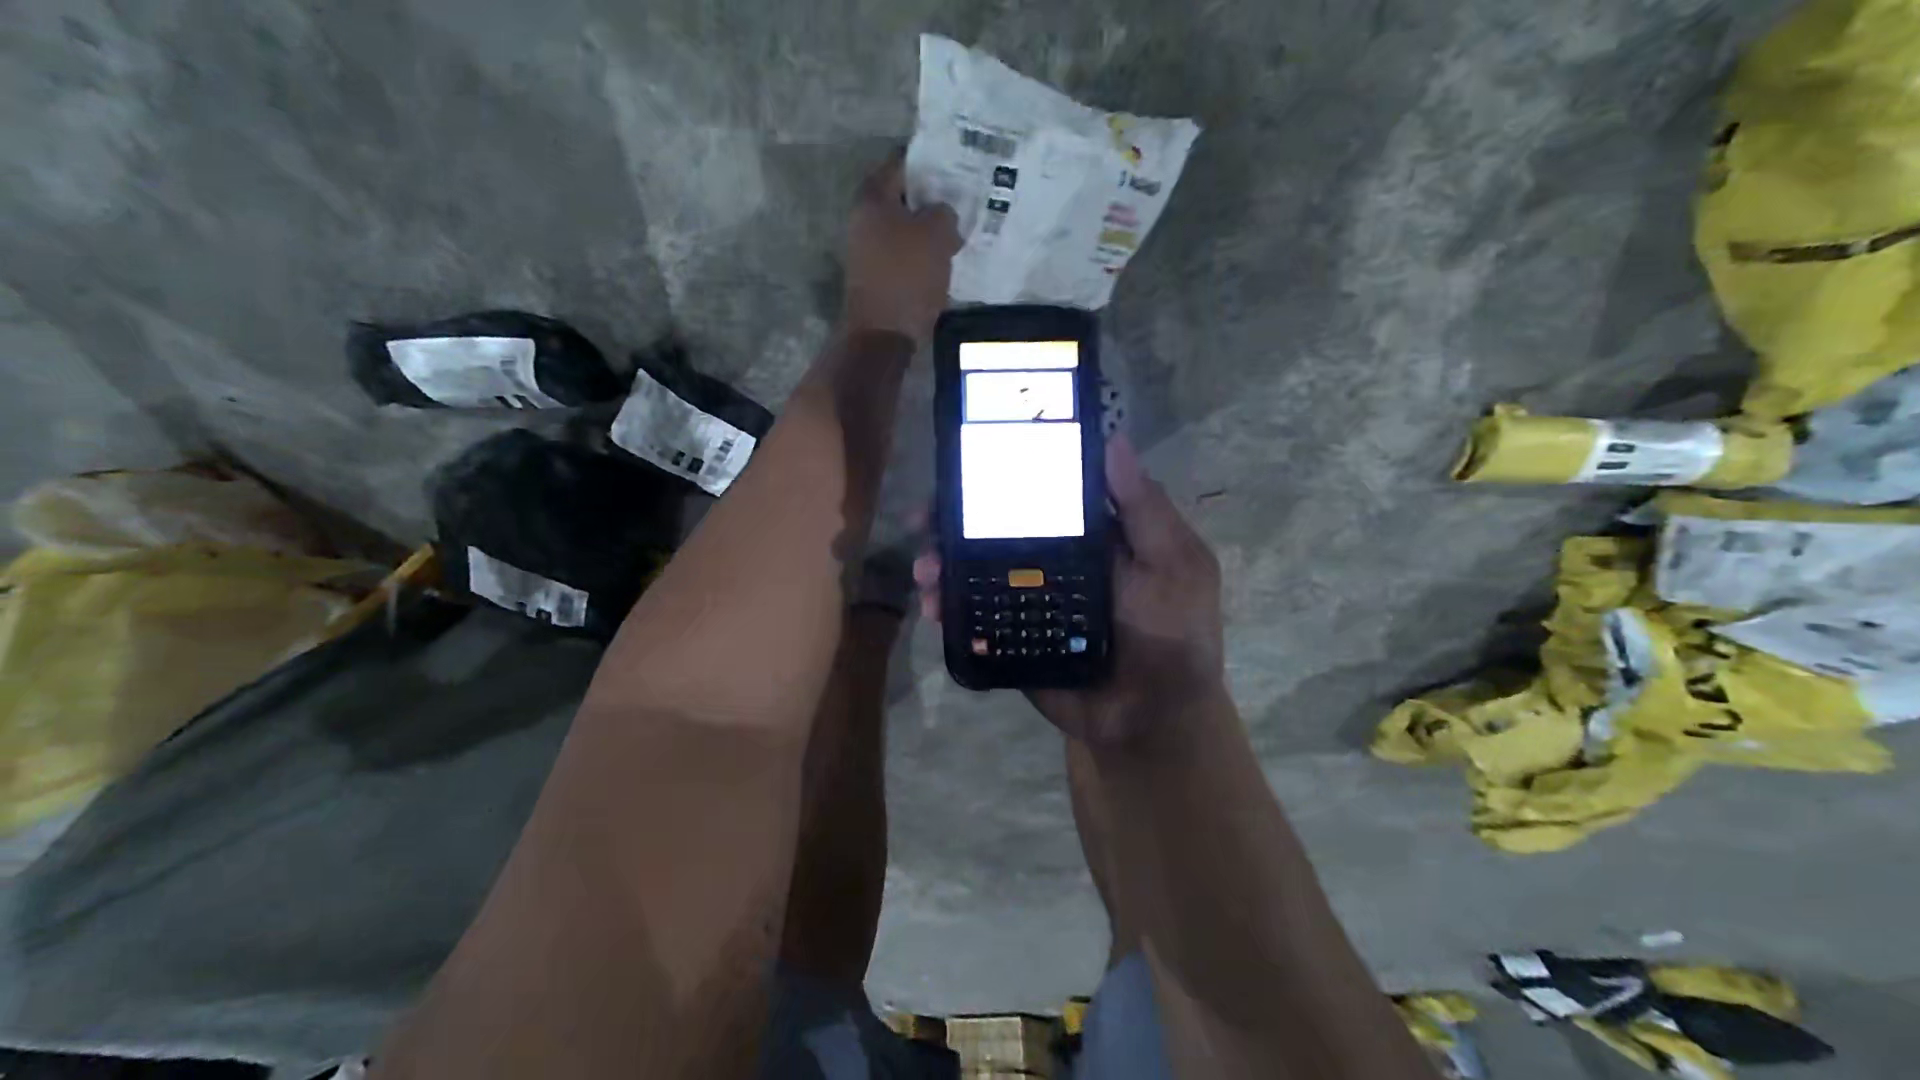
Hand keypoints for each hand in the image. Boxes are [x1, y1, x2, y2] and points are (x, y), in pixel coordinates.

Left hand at [841, 152, 961, 345]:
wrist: (884, 333)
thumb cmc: (908, 275)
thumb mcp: (937, 233)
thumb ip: (943, 212)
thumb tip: (942, 214)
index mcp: (872, 198)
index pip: (901, 163)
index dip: (929, 161)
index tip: (956, 165)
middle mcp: (863, 219)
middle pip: (902, 198)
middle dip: (931, 198)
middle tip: (962, 199)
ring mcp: (866, 250)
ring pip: (904, 228)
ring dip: (928, 229)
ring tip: (958, 230)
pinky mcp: (876, 276)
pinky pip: (903, 254)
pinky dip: (921, 253)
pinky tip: (944, 259)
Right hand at [914, 435, 1227, 749]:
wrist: (1151, 719)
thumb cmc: (1173, 635)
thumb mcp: (1174, 564)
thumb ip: (1146, 509)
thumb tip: (1113, 442)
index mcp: (1090, 534)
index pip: (1040, 492)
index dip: (1003, 474)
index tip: (966, 464)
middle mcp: (1053, 559)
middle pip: (995, 528)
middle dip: (954, 518)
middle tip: (924, 519)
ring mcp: (1028, 599)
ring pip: (974, 568)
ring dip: (941, 561)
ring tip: (925, 570)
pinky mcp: (1010, 636)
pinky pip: (972, 615)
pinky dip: (946, 605)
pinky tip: (931, 606)